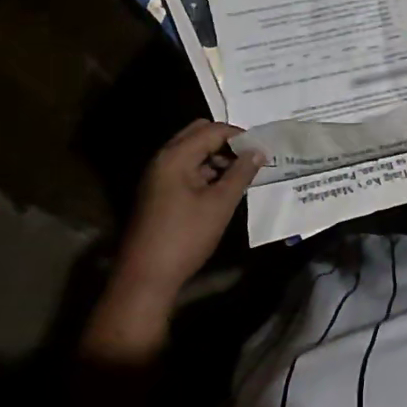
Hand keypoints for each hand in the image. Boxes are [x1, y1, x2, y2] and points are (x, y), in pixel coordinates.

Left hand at [114, 119, 264, 296]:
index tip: (261, 149)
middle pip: (198, 135)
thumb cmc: (185, 237)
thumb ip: (240, 174)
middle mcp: (163, 158)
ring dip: (215, 158)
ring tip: (241, 176)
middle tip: (250, 159)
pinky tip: (221, 189)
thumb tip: (258, 151)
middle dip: (225, 143)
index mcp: (175, 156)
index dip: (239, 136)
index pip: (212, 130)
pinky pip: (184, 169)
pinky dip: (204, 172)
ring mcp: (157, 175)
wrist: (145, 276)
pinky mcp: (157, 191)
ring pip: (191, 153)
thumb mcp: (219, 205)